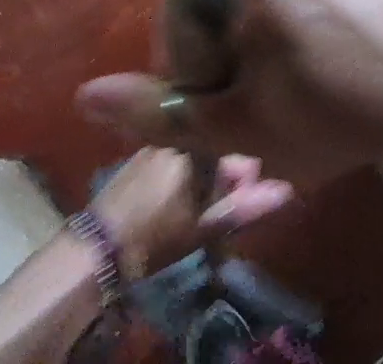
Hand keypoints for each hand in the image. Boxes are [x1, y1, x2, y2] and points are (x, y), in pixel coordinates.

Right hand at [78, 0, 382, 186]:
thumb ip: (161, 111)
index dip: (198, 55)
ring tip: (307, 44)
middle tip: (275, 72)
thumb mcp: (239, 129)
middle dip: (236, 29)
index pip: (185, 11)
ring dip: (271, 1)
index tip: (229, 87)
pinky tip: (332, 13)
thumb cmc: (329, 121)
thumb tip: (85, 95)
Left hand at [88, 147, 292, 277]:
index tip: (258, 185)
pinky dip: (189, 166)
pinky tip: (188, 190)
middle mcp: (175, 133)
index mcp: (194, 142)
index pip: (236, 140)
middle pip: (215, 140)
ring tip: (214, 195)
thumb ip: (245, 205)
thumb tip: (286, 190)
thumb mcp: (204, 226)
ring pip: (196, 145)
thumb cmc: (154, 236)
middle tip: (235, 197)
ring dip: (210, 164)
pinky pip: (178, 151)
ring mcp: (156, 142)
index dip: (251, 164)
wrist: (96, 248)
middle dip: (230, 164)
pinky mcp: (141, 155)